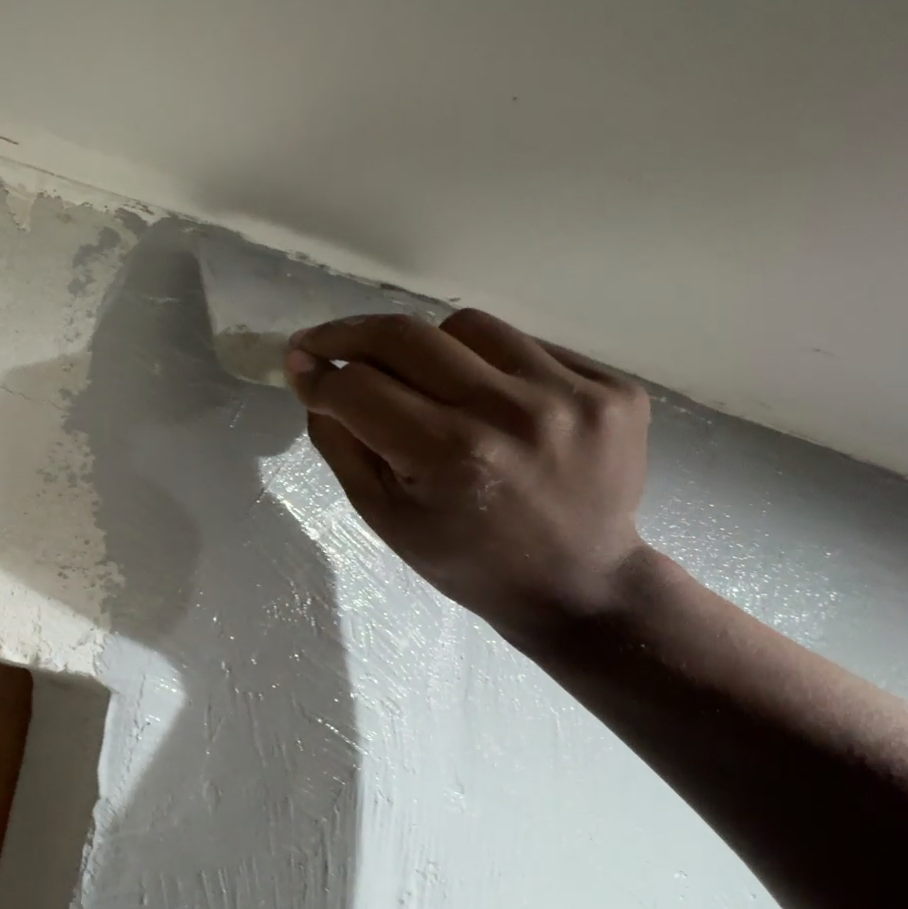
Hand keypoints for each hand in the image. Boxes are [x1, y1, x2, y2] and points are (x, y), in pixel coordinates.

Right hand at [284, 309, 655, 634]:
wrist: (577, 582)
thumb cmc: (462, 558)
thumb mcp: (381, 514)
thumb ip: (340, 443)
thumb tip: (312, 376)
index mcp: (449, 456)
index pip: (357, 387)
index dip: (317, 374)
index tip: (298, 364)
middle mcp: (512, 413)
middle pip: (405, 336)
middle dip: (350, 335)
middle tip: (322, 341)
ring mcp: (571, 395)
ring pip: (464, 326)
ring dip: (423, 347)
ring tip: (418, 381)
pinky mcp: (609, 387)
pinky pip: (522, 343)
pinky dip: (484, 361)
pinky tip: (481, 398)